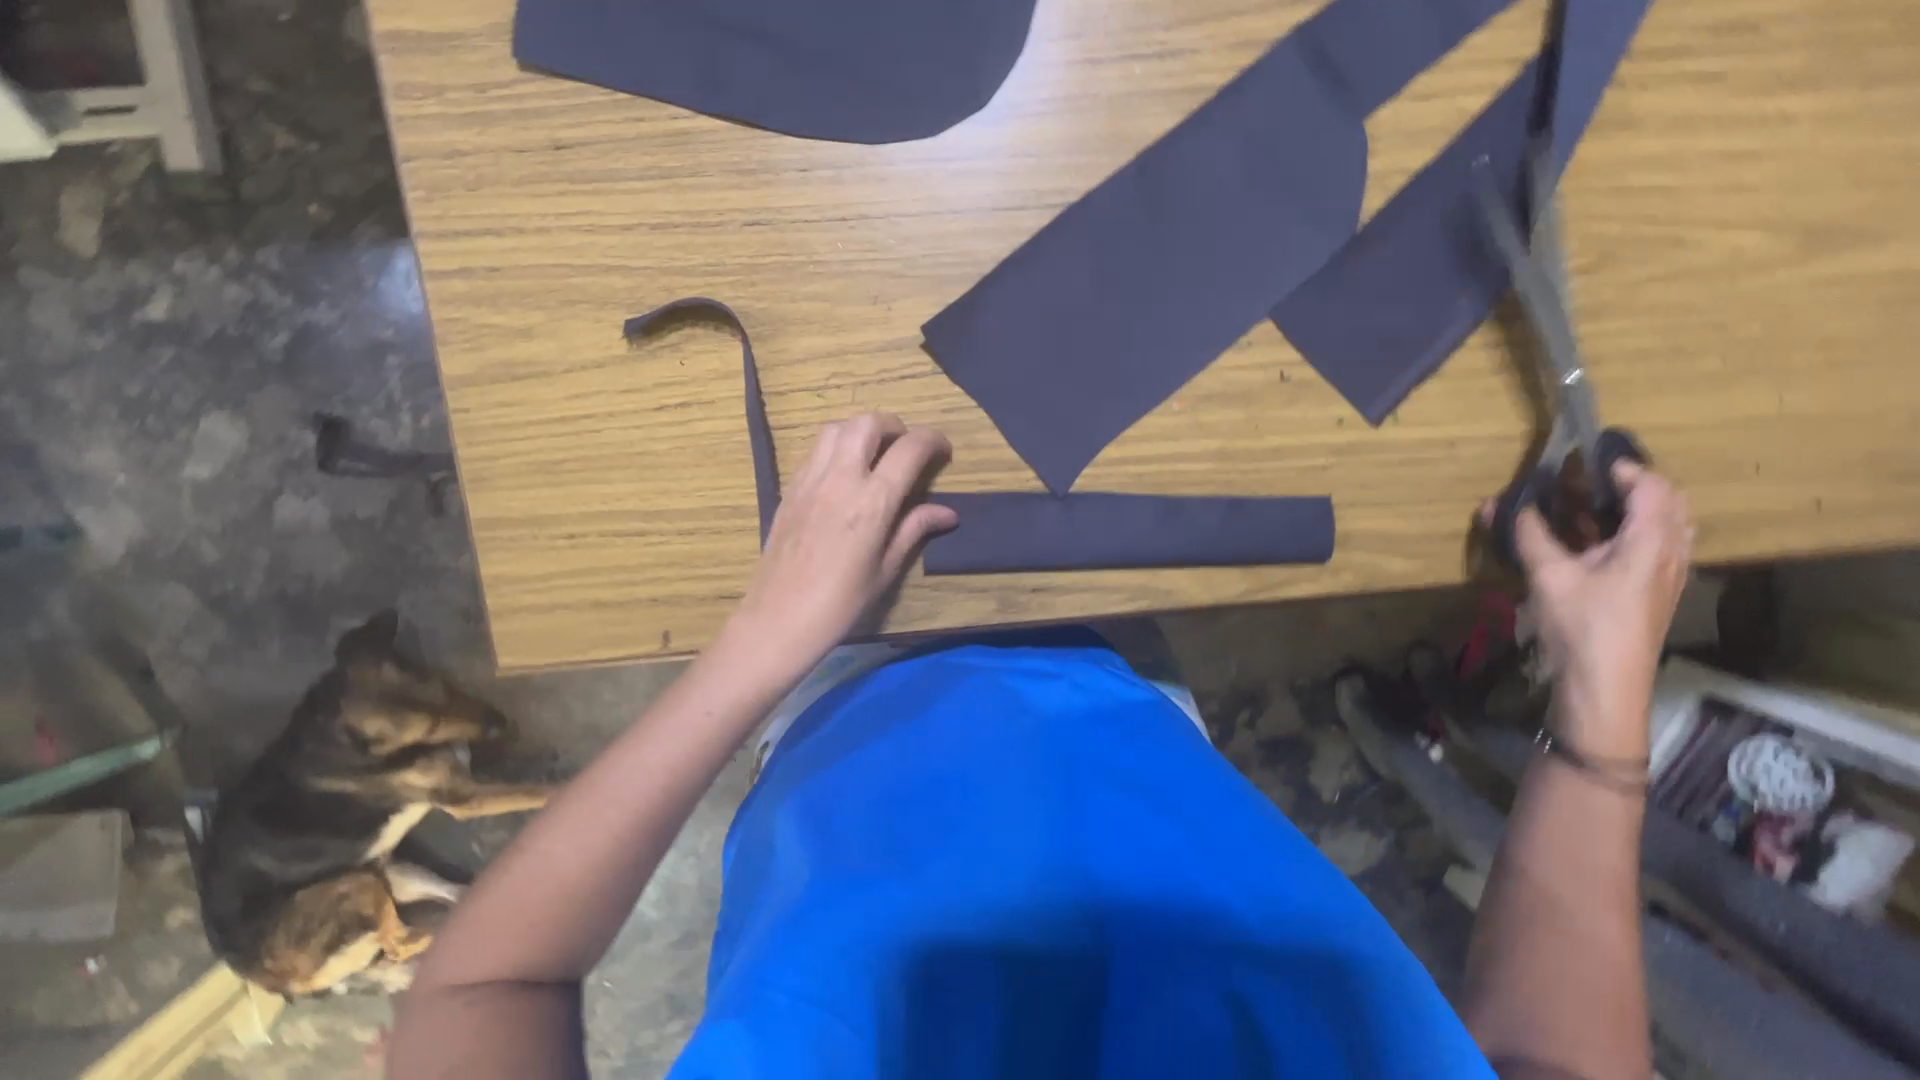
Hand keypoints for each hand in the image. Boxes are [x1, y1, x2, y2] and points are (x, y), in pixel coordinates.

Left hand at [723, 413, 957, 676]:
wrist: (779, 618)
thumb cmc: (841, 603)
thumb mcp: (886, 569)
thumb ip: (914, 530)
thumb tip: (947, 513)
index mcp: (872, 502)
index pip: (909, 449)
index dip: (933, 441)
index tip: (943, 450)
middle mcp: (840, 479)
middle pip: (868, 422)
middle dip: (894, 426)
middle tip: (905, 449)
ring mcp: (810, 480)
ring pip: (837, 428)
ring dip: (861, 431)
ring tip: (873, 455)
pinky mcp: (790, 489)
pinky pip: (815, 451)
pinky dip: (836, 448)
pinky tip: (843, 476)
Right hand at [1501, 461, 1693, 754]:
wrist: (1605, 684)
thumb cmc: (1582, 625)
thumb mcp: (1549, 576)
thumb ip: (1528, 535)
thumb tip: (1500, 503)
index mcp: (1651, 541)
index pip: (1652, 486)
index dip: (1624, 467)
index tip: (1587, 460)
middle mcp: (1671, 553)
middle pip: (1671, 503)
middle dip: (1637, 485)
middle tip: (1595, 482)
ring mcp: (1670, 575)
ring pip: (1670, 527)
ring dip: (1641, 509)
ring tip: (1599, 509)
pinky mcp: (1658, 593)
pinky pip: (1660, 548)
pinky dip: (1638, 533)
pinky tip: (1602, 546)